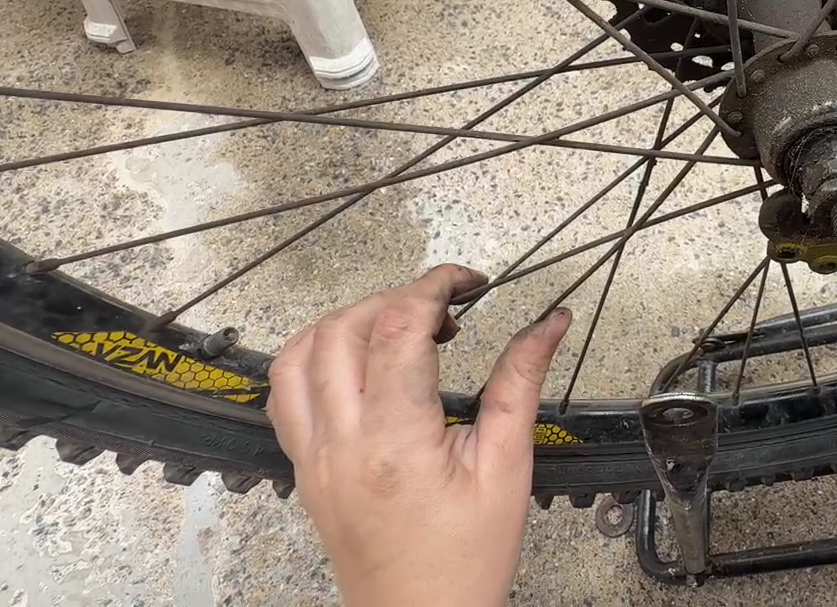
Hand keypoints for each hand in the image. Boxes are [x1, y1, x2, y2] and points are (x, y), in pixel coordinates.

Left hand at [267, 265, 571, 606]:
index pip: (398, 328)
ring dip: (351, 319)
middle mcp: (339, 443)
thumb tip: (551, 320)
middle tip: (447, 309)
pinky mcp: (303, 466)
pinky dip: (317, 353)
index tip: (471, 281)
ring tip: (404, 327)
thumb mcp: (508, 462)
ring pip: (298, 354)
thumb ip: (522, 380)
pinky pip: (285, 391)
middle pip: (342, 329)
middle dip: (397, 297)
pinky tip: (363, 360)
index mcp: (393, 441)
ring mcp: (310, 456)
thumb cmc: (469, 554)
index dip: (435, 286)